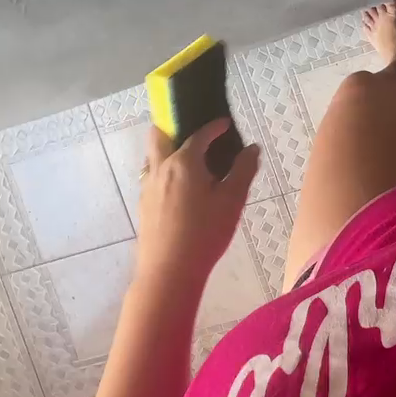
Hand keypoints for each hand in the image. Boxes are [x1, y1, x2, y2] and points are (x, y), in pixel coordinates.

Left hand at [133, 120, 260, 282]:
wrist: (169, 273)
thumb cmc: (204, 233)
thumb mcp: (232, 201)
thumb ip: (243, 170)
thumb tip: (252, 148)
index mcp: (184, 161)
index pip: (200, 134)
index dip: (215, 126)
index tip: (225, 124)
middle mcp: (161, 167)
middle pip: (159, 135)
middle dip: (174, 127)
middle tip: (194, 134)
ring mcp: (148, 187)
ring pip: (152, 157)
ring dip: (167, 150)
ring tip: (188, 162)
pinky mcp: (143, 205)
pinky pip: (151, 176)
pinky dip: (164, 171)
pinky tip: (179, 189)